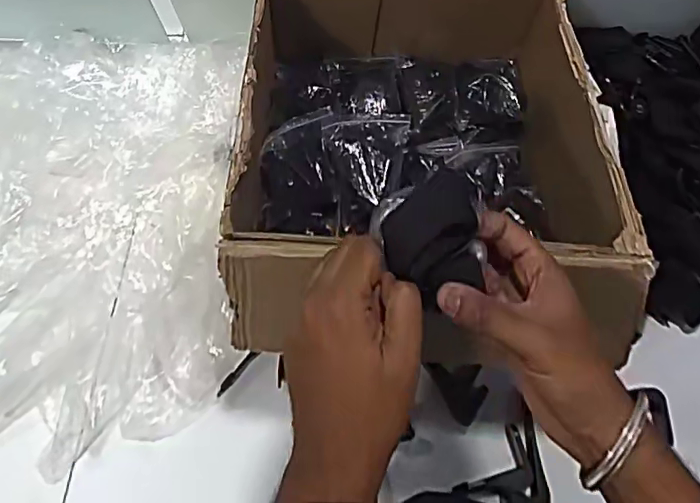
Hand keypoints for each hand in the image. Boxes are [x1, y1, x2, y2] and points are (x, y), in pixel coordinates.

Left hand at [279, 236, 421, 502]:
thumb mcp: (405, 357)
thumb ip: (405, 303)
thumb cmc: (368, 415)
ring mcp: (298, 315)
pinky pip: (316, 295)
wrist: (334, 454)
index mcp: (337, 303)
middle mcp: (310, 302)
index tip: (391, 294)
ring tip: (367, 330)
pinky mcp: (294, 329)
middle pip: (341, 252)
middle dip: (367, 272)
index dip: (384, 265)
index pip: (361, 245)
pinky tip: (350, 340)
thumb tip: (395, 276)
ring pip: (327, 270)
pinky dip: (334, 303)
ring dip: (350, 287)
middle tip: (382, 314)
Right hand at [437, 211, 635, 465]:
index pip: (511, 233)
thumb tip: (446, 291)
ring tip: (432, 261)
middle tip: (434, 238)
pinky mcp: (506, 332)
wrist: (590, 426)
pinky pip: (479, 306)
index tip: (454, 218)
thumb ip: (486, 313)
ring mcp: (516, 309)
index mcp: (544, 274)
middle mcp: (528, 286)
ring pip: (484, 279)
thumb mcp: (531, 336)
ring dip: (462, 272)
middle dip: (468, 244)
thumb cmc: (578, 375)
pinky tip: (442, 294)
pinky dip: (462, 300)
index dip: (485, 222)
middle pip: (494, 253)